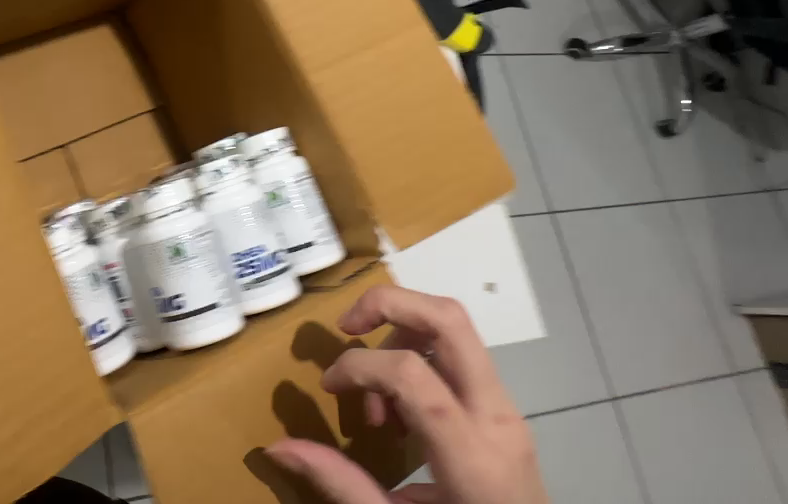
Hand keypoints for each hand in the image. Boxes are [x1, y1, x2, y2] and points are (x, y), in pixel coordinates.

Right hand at [266, 287, 546, 503]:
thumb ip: (342, 484)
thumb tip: (278, 447)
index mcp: (472, 457)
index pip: (412, 373)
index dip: (358, 365)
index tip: (330, 387)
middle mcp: (498, 418)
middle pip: (448, 319)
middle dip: (388, 304)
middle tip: (348, 326)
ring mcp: (508, 409)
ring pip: (453, 326)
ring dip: (401, 334)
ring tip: (378, 392)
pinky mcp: (505, 409)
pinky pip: (458, 353)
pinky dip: (418, 355)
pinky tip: (401, 405)